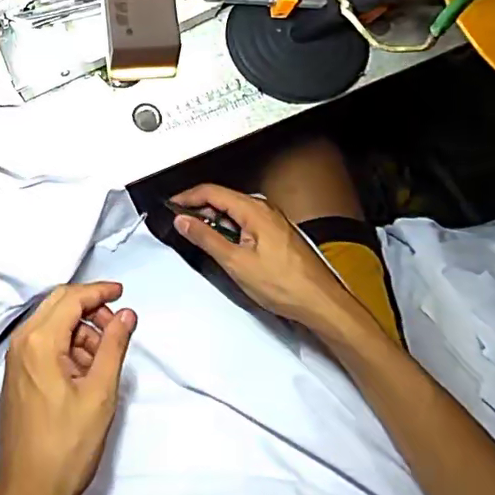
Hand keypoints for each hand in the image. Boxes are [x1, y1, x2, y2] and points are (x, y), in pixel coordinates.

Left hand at [0, 282, 137, 494]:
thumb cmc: (63, 449)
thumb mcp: (99, 394)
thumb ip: (114, 346)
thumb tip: (126, 315)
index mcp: (38, 342)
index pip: (71, 298)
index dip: (99, 291)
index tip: (121, 292)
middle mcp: (21, 343)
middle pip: (59, 304)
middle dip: (90, 308)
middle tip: (116, 324)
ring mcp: (16, 360)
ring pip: (53, 324)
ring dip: (80, 331)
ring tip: (104, 359)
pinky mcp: (17, 376)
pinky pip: (45, 344)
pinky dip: (68, 347)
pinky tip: (86, 371)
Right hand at [169, 184, 366, 334]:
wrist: (321, 303)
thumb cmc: (287, 284)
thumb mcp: (236, 262)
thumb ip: (206, 237)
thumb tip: (185, 221)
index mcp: (254, 209)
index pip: (212, 191)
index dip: (188, 197)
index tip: (172, 205)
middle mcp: (265, 209)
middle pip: (223, 199)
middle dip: (200, 209)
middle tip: (182, 223)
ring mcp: (272, 221)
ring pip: (234, 212)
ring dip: (215, 221)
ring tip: (201, 238)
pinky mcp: (276, 233)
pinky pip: (246, 222)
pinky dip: (230, 230)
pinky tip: (226, 247)